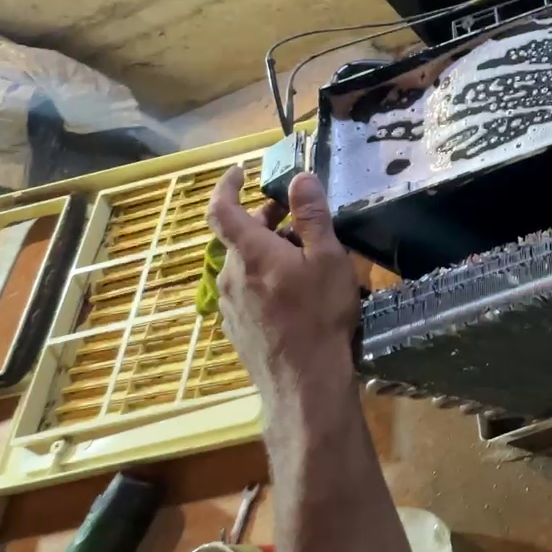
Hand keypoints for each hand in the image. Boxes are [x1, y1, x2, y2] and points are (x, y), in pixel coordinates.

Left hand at [207, 168, 360, 399]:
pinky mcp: (238, 326)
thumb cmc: (320, 313)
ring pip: (247, 262)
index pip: (223, 210)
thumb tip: (299, 178)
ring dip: (272, 248)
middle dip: (269, 219)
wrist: (304, 381)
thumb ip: (311, 216)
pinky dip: (268, 274)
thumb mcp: (327, 258)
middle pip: (242, 236)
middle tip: (302, 215)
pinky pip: (249, 287)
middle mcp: (230, 275)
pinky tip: (298, 289)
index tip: (241, 170)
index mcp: (250, 254)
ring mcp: (230, 304)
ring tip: (309, 255)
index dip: (227, 185)